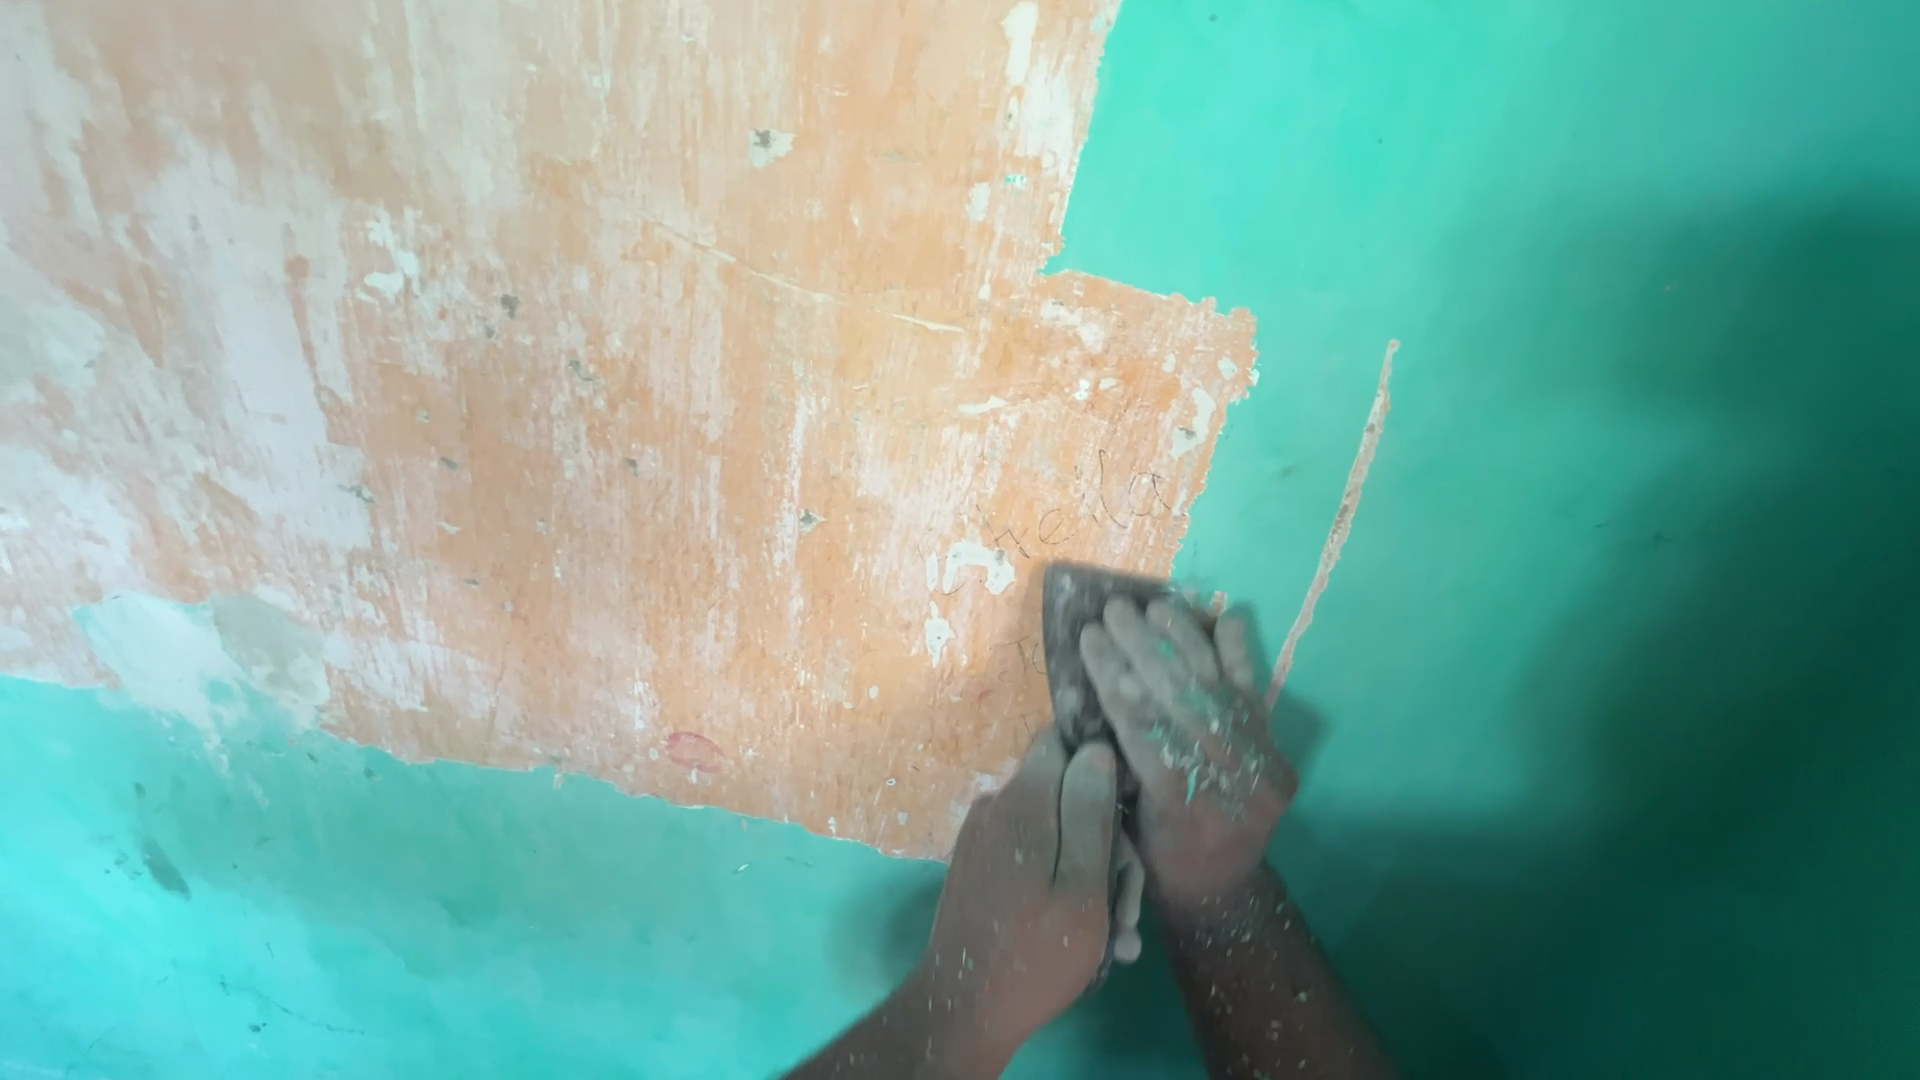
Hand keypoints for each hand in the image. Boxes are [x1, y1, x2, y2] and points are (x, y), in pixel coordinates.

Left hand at [915, 729, 1119, 1062]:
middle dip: (1106, 844)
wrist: (963, 1009)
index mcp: (1023, 799)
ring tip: (1116, 939)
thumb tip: (1097, 748)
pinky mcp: (981, 862)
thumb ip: (1090, 812)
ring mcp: (985, 834)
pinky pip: (1033, 854)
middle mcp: (998, 803)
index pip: (1061, 739)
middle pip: (1066, 794)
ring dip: (1091, 876)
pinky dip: (1062, 883)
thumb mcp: (1082, 886)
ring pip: (1055, 830)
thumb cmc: (1035, 953)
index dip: (1099, 762)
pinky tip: (1089, 935)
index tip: (1128, 808)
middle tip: (1126, 911)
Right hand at [1078, 597, 1296, 912]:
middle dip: (1144, 647)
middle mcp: (1228, 782)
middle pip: (1182, 698)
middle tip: (1115, 609)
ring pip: (1218, 688)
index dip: (1114, 675)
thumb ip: (1110, 760)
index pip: (1143, 725)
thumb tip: (1086, 693)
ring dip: (1185, 640)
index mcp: (1179, 805)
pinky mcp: (1276, 752)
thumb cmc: (1154, 858)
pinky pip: (1257, 695)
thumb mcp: (1118, 819)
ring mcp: (1260, 765)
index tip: (1089, 636)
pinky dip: (1240, 654)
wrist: (1223, 887)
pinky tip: (1225, 616)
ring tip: (1155, 605)